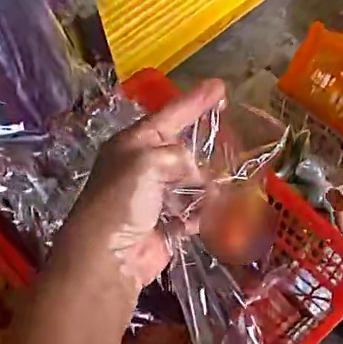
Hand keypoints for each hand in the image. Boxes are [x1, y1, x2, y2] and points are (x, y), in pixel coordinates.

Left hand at [52, 79, 224, 291]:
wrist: (109, 256)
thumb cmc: (121, 202)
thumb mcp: (147, 162)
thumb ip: (178, 156)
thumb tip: (198, 173)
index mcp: (132, 145)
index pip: (169, 116)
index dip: (195, 101)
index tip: (220, 86)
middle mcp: (142, 168)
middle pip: (182, 150)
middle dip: (205, 146)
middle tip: (233, 137)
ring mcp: (155, 198)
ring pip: (191, 182)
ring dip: (209, 184)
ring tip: (230, 181)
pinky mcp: (166, 226)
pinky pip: (194, 212)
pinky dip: (206, 211)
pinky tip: (219, 210)